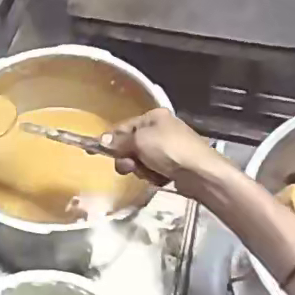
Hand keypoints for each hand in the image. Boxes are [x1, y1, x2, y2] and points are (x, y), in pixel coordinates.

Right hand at [101, 109, 232, 199]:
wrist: (200, 172)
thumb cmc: (170, 150)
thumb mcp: (140, 141)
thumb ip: (120, 141)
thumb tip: (102, 140)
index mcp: (153, 117)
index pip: (123, 127)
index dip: (109, 140)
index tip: (94, 151)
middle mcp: (160, 130)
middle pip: (131, 145)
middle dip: (128, 158)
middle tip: (130, 166)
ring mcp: (168, 148)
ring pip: (140, 161)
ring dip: (141, 169)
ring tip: (151, 172)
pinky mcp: (173, 165)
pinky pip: (153, 170)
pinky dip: (153, 175)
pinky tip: (161, 177)